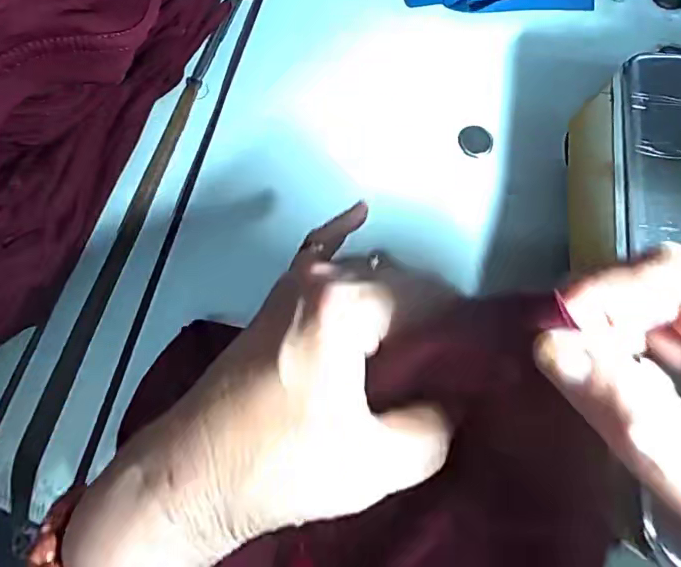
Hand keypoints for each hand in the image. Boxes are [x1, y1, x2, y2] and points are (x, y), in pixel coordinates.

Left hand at [65, 203, 455, 566]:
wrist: (196, 468)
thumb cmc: (282, 463)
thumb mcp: (373, 463)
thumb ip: (430, 429)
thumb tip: (454, 402)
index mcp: (345, 304)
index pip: (425, 299)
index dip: (461, 325)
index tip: (485, 352)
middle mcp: (320, 277)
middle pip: (397, 282)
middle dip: (433, 312)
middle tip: (460, 354)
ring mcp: (294, 280)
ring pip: (364, 269)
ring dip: (398, 291)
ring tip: (428, 330)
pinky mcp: (278, 295)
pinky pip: (316, 249)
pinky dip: (341, 233)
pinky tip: (359, 214)